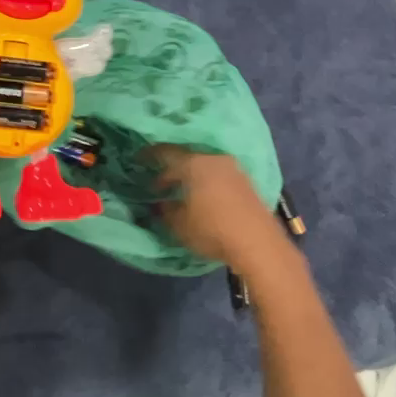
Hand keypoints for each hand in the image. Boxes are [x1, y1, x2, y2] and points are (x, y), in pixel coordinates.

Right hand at [152, 148, 297, 280]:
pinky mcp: (246, 183)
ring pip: (205, 166)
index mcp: (194, 164)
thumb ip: (165, 210)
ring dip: (190, 176)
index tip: (138, 161)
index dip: (149, 156)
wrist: (258, 243)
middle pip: (187, 157)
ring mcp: (234, 169)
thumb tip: (159, 204)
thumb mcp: (179, 224)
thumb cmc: (212, 230)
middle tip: (158, 183)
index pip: (166, 153)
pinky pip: (218, 174)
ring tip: (180, 191)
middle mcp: (214, 159)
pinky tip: (202, 197)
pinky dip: (206, 181)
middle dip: (171, 169)